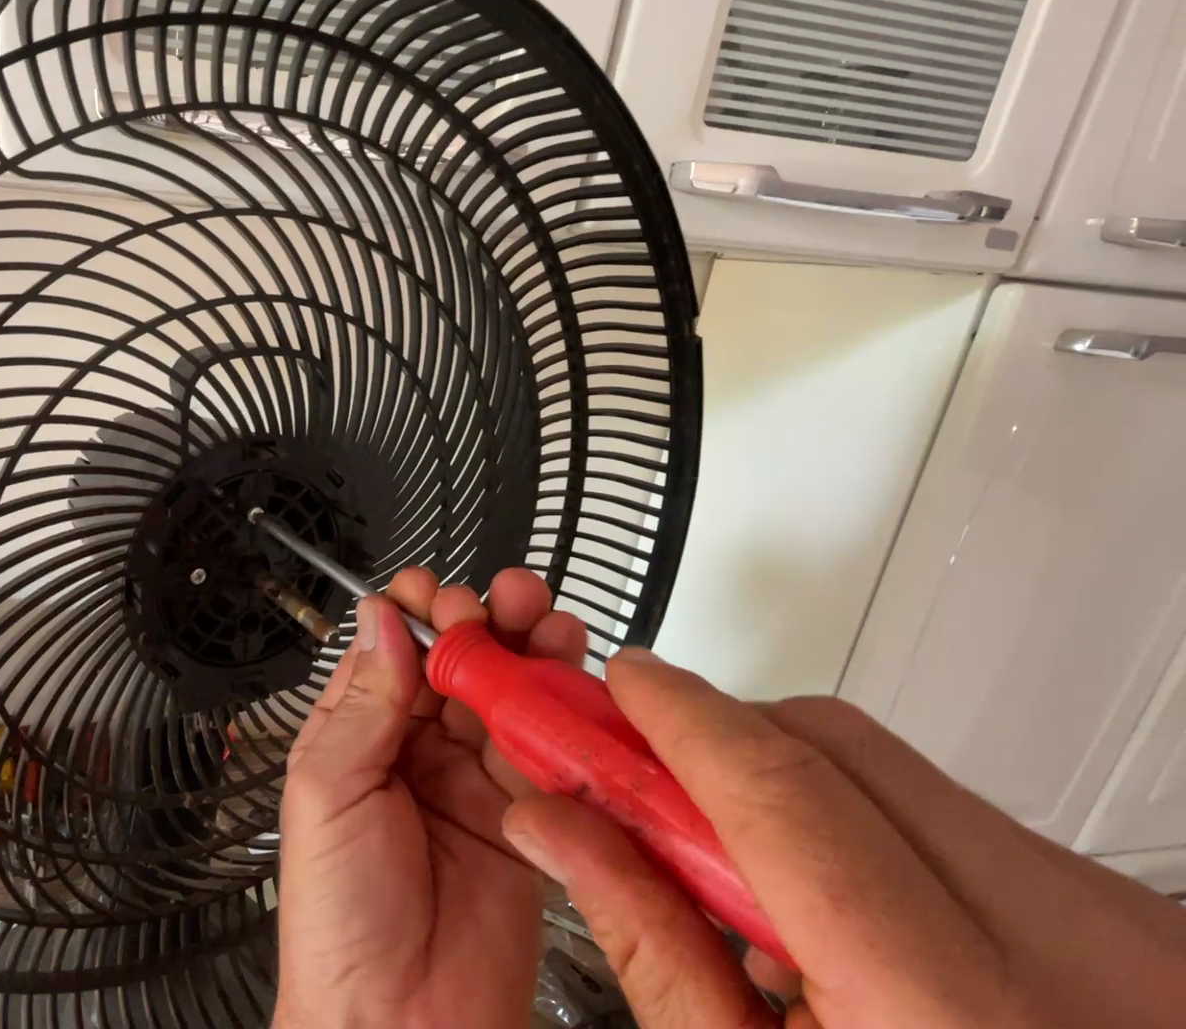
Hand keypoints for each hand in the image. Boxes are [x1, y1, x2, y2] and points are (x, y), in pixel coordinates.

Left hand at [273, 566, 589, 1027]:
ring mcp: (470, 777)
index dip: (410, 615)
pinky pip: (545, 748)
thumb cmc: (337, 913)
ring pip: (501, 693)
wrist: (397, 1020)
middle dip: (474, 620)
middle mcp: (413, 747)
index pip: (387, 650)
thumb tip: (380, 621)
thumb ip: (364, 704)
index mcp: (355, 734)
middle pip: (450, 662)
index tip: (429, 595)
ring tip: (537, 612)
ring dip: (521, 646)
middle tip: (490, 602)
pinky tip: (567, 668)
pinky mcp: (523, 813)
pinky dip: (559, 705)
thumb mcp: (327, 790)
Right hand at [501, 645, 1185, 1027]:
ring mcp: (1129, 928)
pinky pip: (956, 813)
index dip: (688, 718)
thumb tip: (548, 819)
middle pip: (840, 749)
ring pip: (897, 769)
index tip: (624, 680)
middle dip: (723, 742)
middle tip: (648, 779)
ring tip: (748, 874)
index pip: (790, 794)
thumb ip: (645, 938)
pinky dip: (862, 823)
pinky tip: (839, 909)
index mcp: (958, 1018)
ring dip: (789, 784)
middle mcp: (1082, 953)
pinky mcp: (1139, 918)